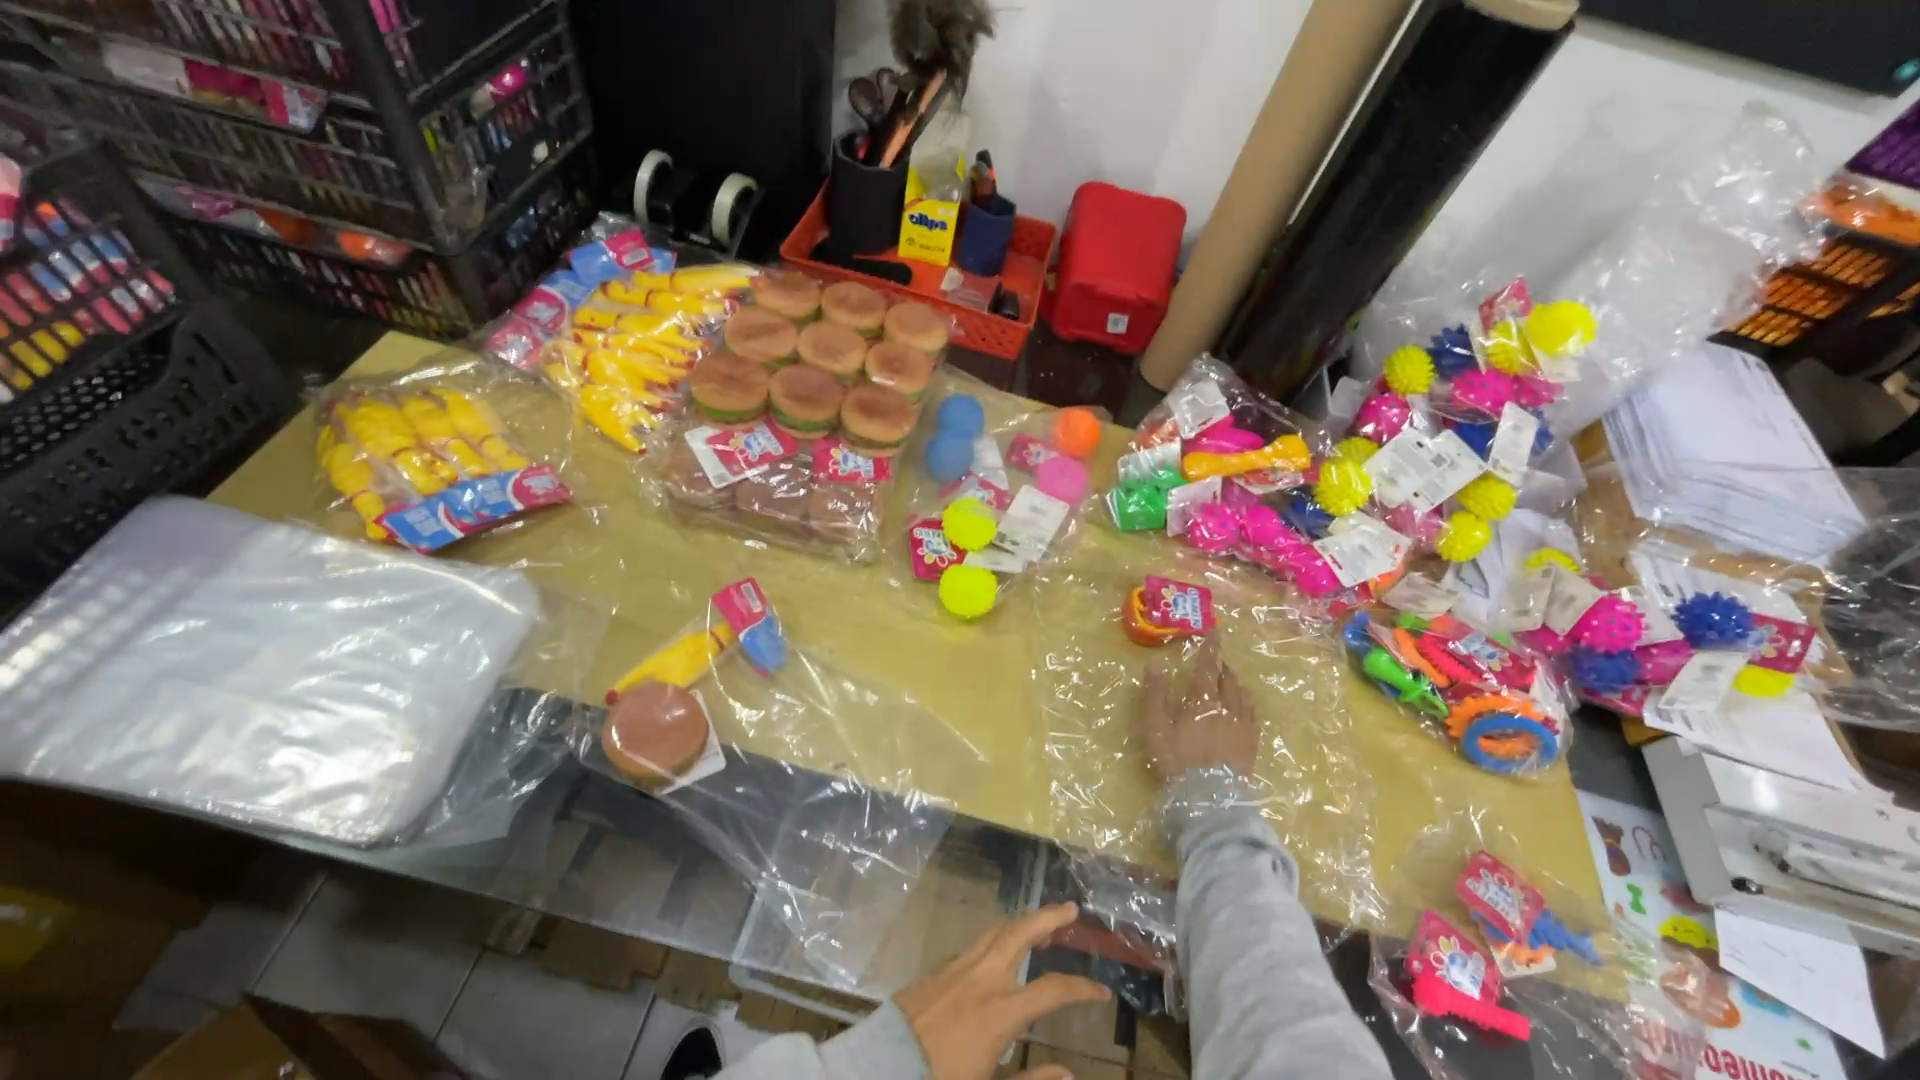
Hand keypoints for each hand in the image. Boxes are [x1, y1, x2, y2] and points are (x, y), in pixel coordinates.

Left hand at [895, 902, 1111, 1079]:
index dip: (1082, 988)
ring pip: (995, 931)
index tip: (1102, 991)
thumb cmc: (940, 1079)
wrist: (882, 1065)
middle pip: (1020, 933)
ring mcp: (957, 969)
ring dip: (1022, 923)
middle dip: (1048, 917)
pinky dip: (996, 938)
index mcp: (1000, 1012)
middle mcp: (982, 979)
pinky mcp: (937, 969)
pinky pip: (974, 945)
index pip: (1053, 990)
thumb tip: (1067, 1074)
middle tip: (1070, 909)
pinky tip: (1000, 949)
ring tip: (1040, 923)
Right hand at [1141, 635, 1258, 781]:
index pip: (1208, 666)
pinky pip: (1253, 714)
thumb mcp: (1157, 728)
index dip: (1211, 647)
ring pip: (1242, 694)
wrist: (1210, 797)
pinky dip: (1246, 703)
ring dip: (1234, 683)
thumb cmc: (1178, 761)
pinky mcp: (1253, 743)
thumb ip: (1156, 695)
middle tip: (1215, 660)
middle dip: (1222, 666)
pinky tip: (1243, 707)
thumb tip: (1155, 664)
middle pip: (1228, 678)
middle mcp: (1229, 707)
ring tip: (1228, 680)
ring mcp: (1244, 725)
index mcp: (1204, 700)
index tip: (1215, 631)